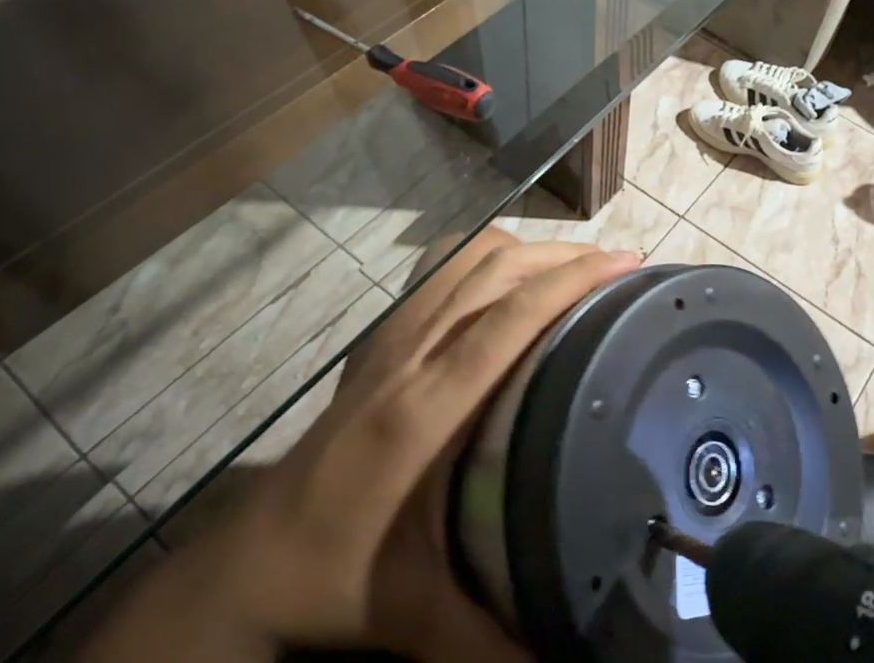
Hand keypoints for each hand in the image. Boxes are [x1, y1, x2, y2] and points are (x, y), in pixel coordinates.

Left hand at [83, 238, 641, 662]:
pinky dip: (484, 258)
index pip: (505, 321)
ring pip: (464, 260)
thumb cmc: (333, 581)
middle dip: (562, 256)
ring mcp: (386, 342)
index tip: (625, 264)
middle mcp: (406, 360)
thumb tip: (569, 659)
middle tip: (623, 266)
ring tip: (579, 267)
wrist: (247, 562)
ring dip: (526, 251)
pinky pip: (438, 272)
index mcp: (422, 414)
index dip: (568, 282)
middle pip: (493, 272)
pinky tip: (511, 280)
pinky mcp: (376, 342)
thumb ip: (493, 645)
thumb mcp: (415, 618)